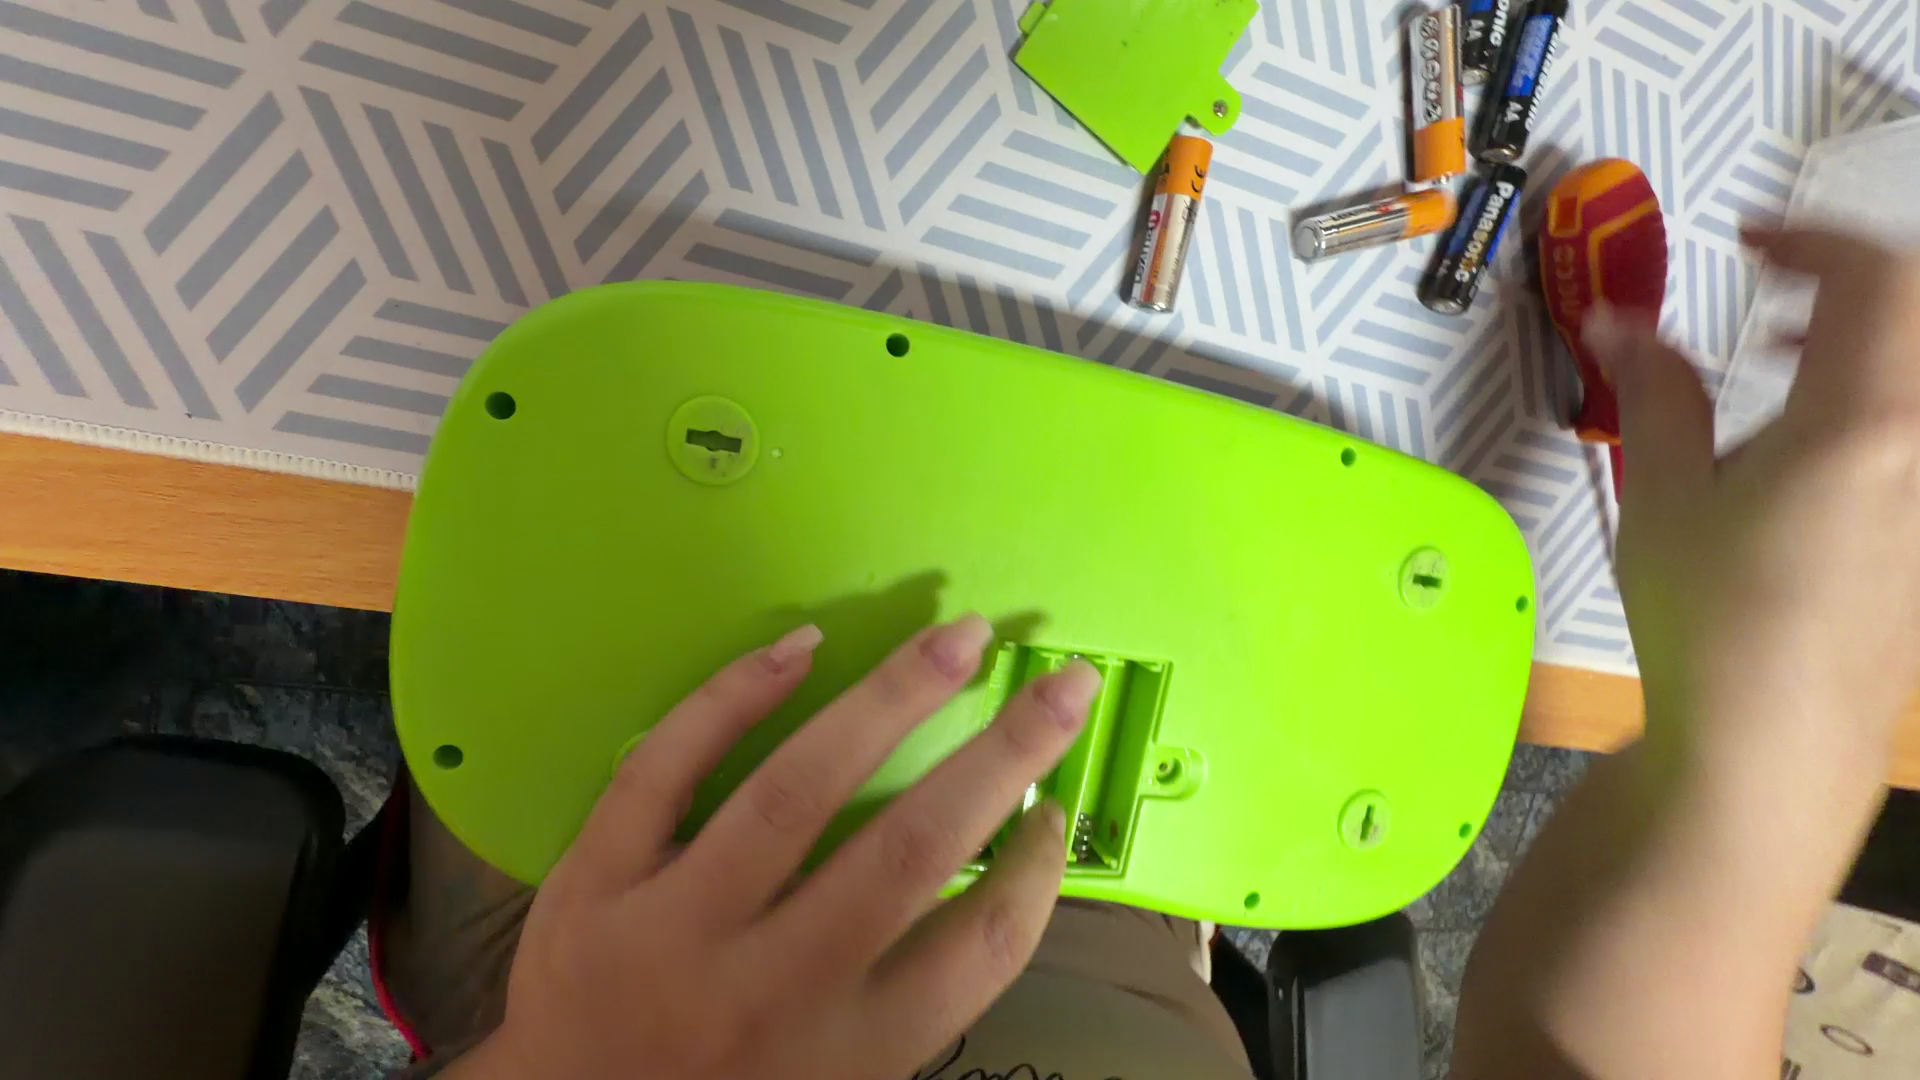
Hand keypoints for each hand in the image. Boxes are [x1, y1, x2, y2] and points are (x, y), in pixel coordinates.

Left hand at [446, 614, 1095, 1079]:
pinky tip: (802, 646)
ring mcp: (672, 927)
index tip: (1053, 809)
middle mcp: (769, 991)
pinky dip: (736, 696)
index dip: (1034, 871)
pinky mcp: (593, 881)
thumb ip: (910, 996)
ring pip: (796, 789)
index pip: (976, 951)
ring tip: (958, 638)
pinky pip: (666, 766)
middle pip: (907, 850)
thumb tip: (994, 858)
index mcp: (844, 1055)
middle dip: (1004, 754)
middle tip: (1063, 684)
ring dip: (892, 697)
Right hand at [1585, 226, 1919, 771]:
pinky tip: (1819, 437)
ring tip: (1786, 356)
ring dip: (1870, 340)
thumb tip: (1619, 319)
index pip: (1879, 278)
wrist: (1776, 724)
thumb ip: (1653, 395)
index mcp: (1865, 421)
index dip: (1811, 240)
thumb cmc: (1703, 605)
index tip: (1743, 243)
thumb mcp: (1661, 494)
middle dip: (1853, 282)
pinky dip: (1885, 397)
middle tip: (1765, 294)